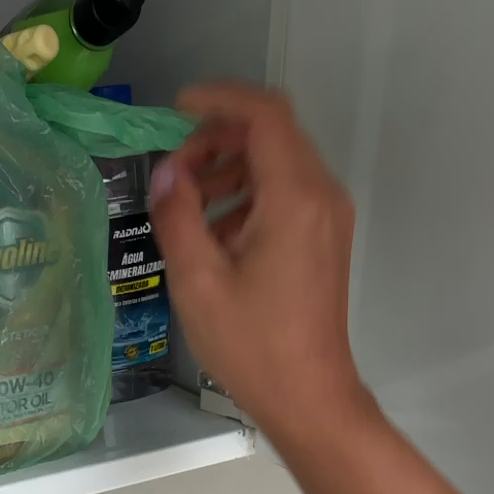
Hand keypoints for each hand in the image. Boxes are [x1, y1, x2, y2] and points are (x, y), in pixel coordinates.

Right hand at [149, 82, 369, 442]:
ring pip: (277, 166)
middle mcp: (321, 196)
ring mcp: (327, 218)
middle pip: (272, 136)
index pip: (264, 116)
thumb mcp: (198, 280)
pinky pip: (284, 197)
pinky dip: (245, 199)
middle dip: (217, 141)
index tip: (175, 109)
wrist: (306, 393)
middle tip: (173, 174)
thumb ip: (177, 216)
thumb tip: (166, 173)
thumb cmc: (250, 343)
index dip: (218, 100)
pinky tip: (212, 236)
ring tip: (185, 208)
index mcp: (294, 198)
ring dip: (228, 172)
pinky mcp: (322, 240)